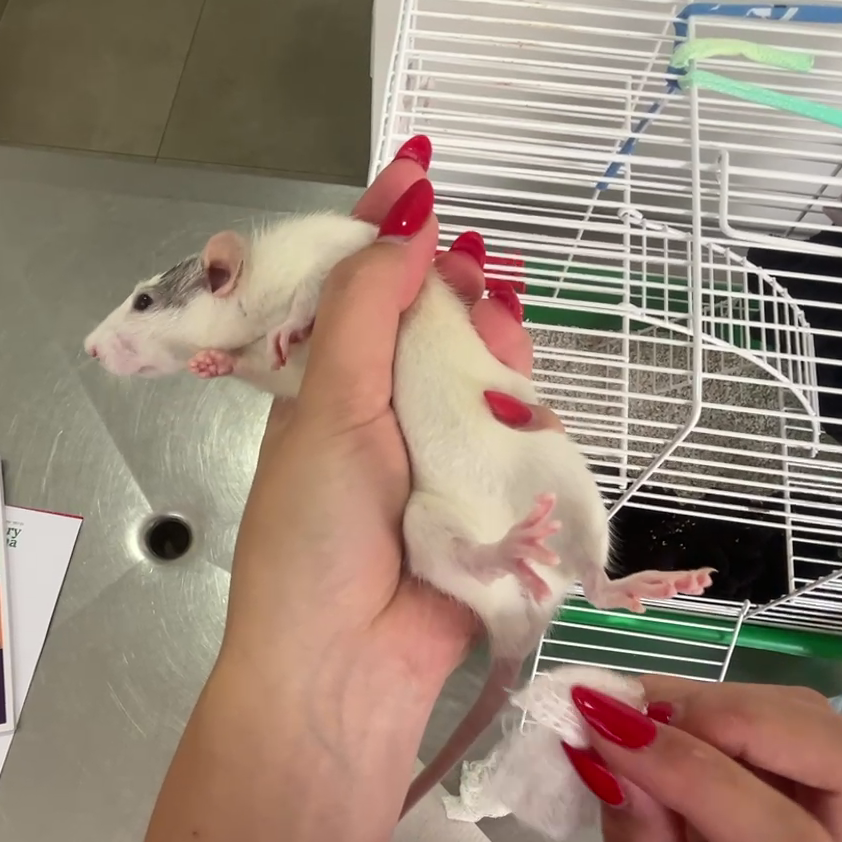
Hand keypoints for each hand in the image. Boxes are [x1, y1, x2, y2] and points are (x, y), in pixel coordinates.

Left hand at [218, 138, 539, 702]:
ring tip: (497, 347)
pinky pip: (520, 438)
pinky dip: (526, 416)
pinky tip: (526, 408)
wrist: (346, 667)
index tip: (420, 174)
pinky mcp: (489, 502)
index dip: (387, 237)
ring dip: (495, 351)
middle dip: (456, 293)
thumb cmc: (314, 535)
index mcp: (327, 393)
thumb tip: (403, 219)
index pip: (359, 295)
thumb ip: (362, 314)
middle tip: (472, 278)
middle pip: (433, 329)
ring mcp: (440, 460)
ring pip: (485, 378)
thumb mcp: (325, 412)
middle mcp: (383, 419)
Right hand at [569, 677, 841, 841]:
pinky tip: (676, 722)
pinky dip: (733, 708)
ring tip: (649, 713)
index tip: (605, 729)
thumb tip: (611, 749)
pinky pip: (807, 729)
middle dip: (742, 719)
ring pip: (837, 734)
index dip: (695, 775)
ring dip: (734, 705)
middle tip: (647, 714)